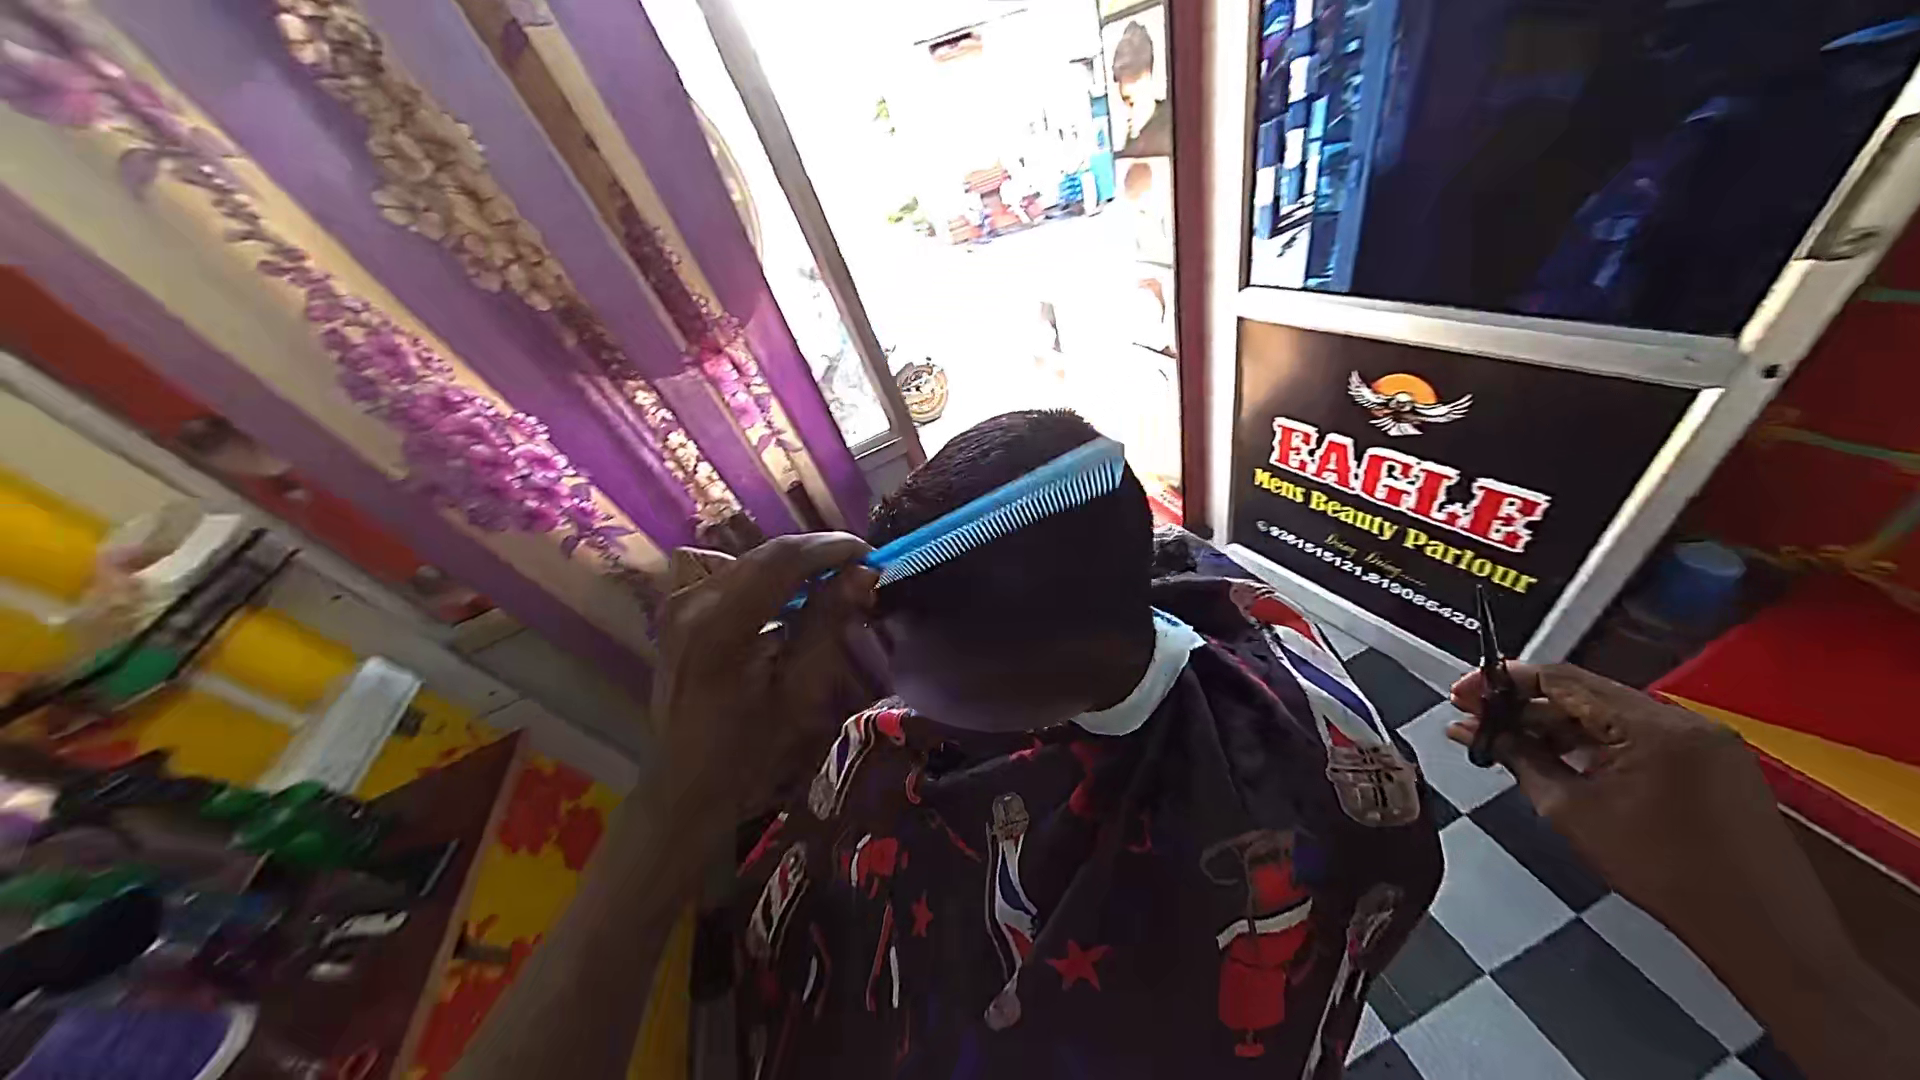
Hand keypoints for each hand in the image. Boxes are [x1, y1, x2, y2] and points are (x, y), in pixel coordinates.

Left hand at [651, 533, 877, 816]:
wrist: (686, 786)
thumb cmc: (749, 752)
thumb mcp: (800, 693)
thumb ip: (826, 624)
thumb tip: (861, 574)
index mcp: (720, 627)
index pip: (781, 560)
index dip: (831, 548)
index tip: (870, 556)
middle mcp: (691, 603)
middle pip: (765, 555)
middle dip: (818, 555)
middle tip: (859, 571)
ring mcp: (679, 606)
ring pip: (750, 562)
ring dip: (796, 567)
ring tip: (834, 583)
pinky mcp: (678, 613)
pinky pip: (734, 578)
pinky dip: (771, 580)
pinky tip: (795, 600)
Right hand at [1448, 664, 1919, 1078]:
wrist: (1763, 933)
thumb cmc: (1657, 868)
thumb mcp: (1568, 808)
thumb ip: (1517, 757)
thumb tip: (1468, 729)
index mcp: (1651, 726)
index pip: (1560, 678)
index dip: (1502, 681)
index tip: (1461, 694)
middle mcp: (1682, 720)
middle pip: (1582, 692)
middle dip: (1523, 704)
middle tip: (1475, 718)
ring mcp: (1704, 740)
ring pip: (1606, 713)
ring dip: (1553, 723)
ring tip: (1507, 741)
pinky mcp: (1712, 761)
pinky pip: (1634, 734)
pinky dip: (1589, 740)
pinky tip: (1555, 757)